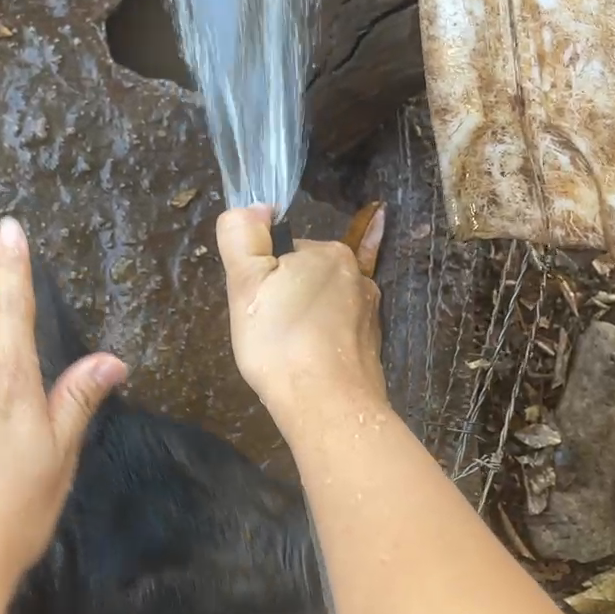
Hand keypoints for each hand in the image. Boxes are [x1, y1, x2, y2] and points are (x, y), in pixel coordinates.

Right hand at [215, 203, 386, 434]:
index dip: (263, 276)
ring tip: (284, 350)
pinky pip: (335, 333)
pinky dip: (318, 343)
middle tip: (265, 328)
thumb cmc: (280, 341)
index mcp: (329, 253)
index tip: (257, 305)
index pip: (284, 251)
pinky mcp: (372, 346)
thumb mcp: (244, 281)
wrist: (327, 407)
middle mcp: (357, 275)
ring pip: (320, 305)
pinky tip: (304, 364)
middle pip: (303, 276)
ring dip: (301, 321)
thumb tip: (256, 206)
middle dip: (283, 297)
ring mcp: (370, 313)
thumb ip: (242, 235)